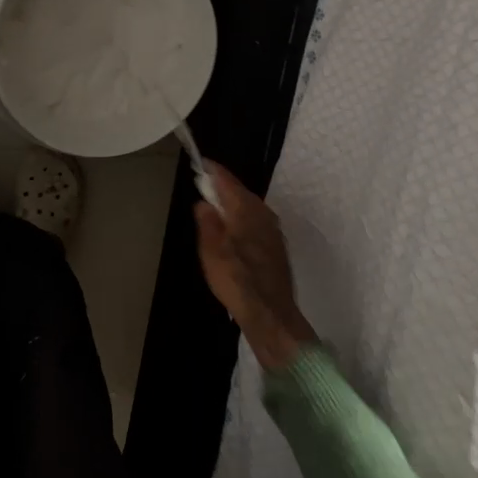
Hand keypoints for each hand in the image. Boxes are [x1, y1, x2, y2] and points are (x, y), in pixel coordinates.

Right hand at [194, 163, 316, 369]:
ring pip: (250, 207)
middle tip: (204, 184)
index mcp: (246, 210)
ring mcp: (273, 230)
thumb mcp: (213, 253)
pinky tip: (235, 230)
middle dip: (223, 187)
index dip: (213, 171)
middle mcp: (263, 214)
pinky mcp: (276, 246)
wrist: (271, 315)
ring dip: (234, 203)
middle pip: (241, 192)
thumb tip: (204, 202)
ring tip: (216, 205)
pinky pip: (256, 221)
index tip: (201, 162)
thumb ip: (208, 224)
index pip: (228, 181)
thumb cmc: (238, 282)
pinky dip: (243, 218)